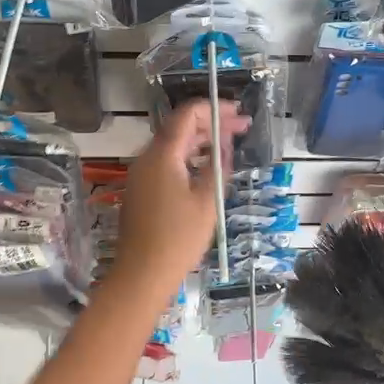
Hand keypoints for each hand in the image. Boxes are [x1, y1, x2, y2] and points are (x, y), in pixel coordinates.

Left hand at [113, 99, 250, 291]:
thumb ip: (218, 167)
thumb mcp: (207, 201)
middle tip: (242, 127)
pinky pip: (166, 161)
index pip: (187, 114)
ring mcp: (141, 174)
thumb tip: (224, 147)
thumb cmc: (178, 238)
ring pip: (173, 145)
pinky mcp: (142, 189)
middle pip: (180, 127)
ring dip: (201, 140)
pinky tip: (207, 167)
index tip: (238, 113)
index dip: (214, 108)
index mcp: (163, 155)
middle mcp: (147, 158)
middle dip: (211, 123)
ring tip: (229, 145)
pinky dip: (188, 157)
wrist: (141, 275)